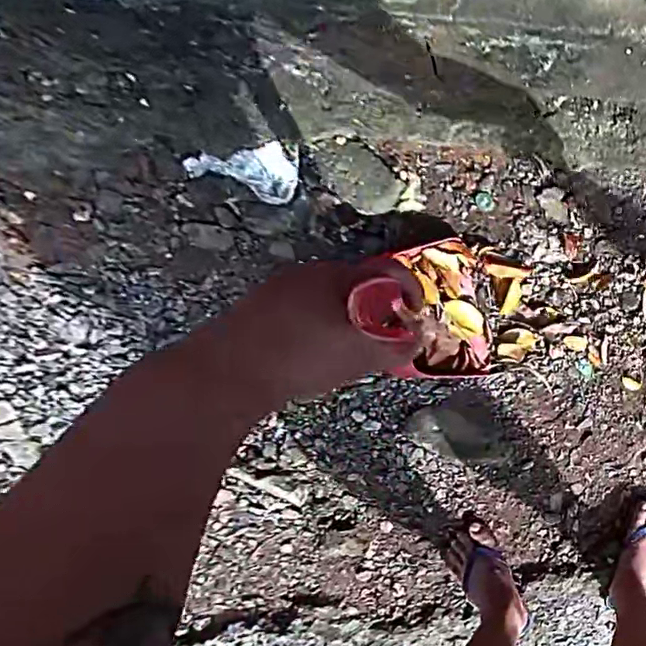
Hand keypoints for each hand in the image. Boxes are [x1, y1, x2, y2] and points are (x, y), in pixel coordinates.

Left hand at [174, 258, 421, 414]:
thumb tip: (419, 339)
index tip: (417, 317)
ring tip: (360, 350)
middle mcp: (309, 273)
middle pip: (364, 285)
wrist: (226, 375)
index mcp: (336, 276)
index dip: (412, 293)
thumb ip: (401, 346)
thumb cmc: (302, 357)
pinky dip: (329, 327)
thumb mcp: (366, 355)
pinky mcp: (263, 308)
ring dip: (357, 320)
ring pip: (338, 299)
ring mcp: (282, 289)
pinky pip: (312, 310)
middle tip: (392, 337)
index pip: (390, 271)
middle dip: (385, 310)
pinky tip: (325, 354)